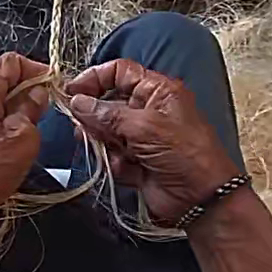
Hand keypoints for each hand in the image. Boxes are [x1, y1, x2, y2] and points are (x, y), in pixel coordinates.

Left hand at [0, 53, 51, 224]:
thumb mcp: (23, 136)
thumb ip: (32, 107)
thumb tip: (39, 93)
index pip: (11, 61)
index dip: (36, 69)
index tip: (52, 83)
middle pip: (4, 74)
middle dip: (28, 85)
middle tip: (47, 103)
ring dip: (19, 101)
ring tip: (34, 119)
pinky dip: (7, 113)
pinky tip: (19, 130)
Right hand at [66, 58, 237, 222]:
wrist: (200, 199)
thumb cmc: (184, 154)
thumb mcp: (144, 126)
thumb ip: (106, 113)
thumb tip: (77, 101)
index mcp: (156, 91)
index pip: (118, 72)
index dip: (93, 78)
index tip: (71, 92)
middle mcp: (146, 110)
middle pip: (106, 103)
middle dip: (94, 117)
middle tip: (84, 128)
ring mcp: (139, 136)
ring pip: (104, 131)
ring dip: (103, 142)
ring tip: (111, 151)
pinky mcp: (133, 160)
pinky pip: (110, 155)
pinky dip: (115, 163)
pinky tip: (128, 169)